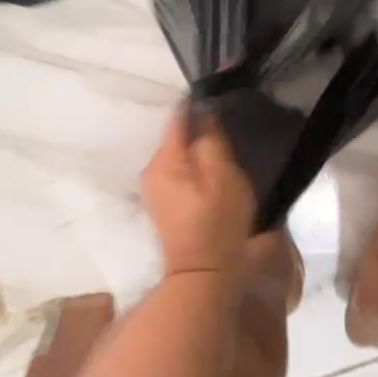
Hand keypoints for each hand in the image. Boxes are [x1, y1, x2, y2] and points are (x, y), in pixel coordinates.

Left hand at [141, 106, 255, 277]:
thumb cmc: (217, 221)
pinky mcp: (161, 206)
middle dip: (197, 131)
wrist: (203, 275)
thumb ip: (210, 140)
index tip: (219, 100)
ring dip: (195, 151)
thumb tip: (202, 114)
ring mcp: (153, 191)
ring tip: (222, 152)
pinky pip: (177, 173)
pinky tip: (211, 175)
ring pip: (176, 156)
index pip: (177, 118)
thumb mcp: (223, 175)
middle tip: (226, 131)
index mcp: (163, 160)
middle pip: (175, 138)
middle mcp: (150, 171)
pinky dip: (192, 169)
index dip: (197, 106)